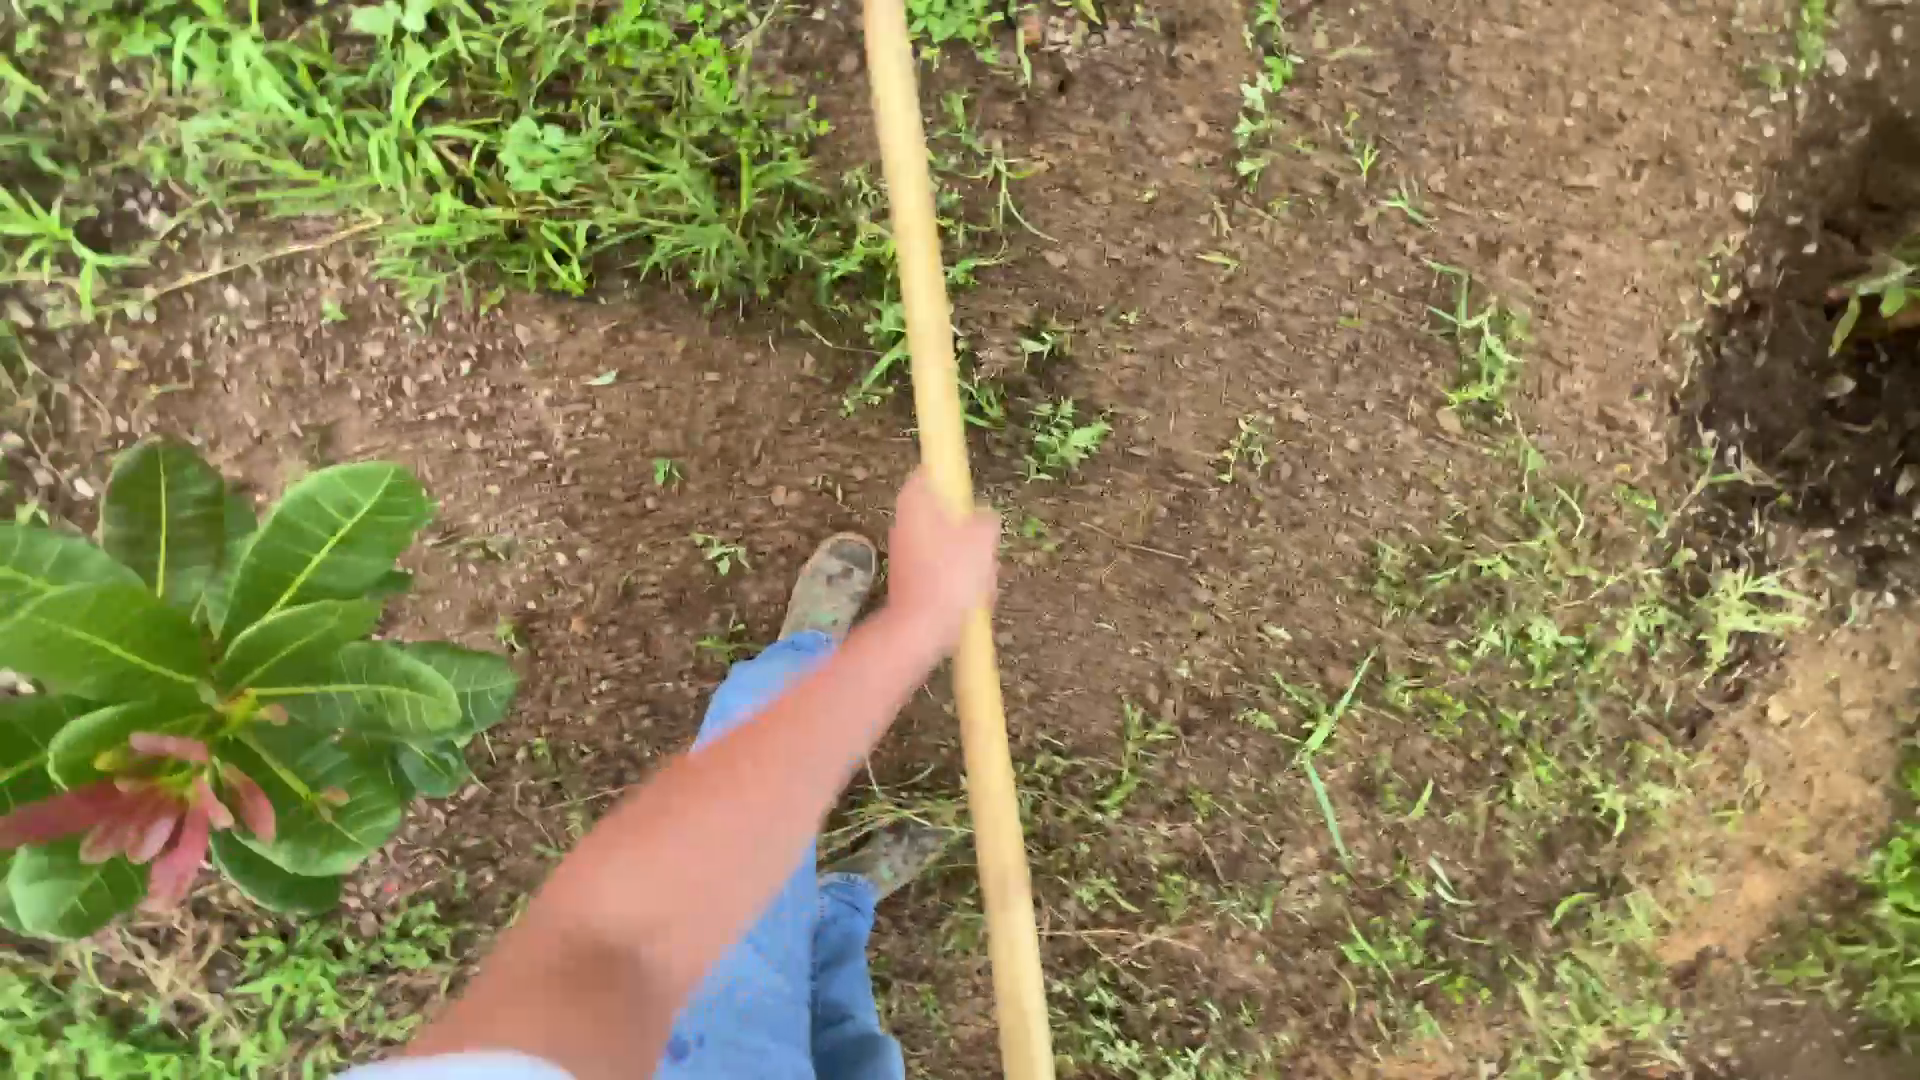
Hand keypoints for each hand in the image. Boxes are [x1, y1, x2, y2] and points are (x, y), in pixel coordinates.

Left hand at [884, 468, 998, 647]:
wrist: (921, 628)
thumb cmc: (950, 576)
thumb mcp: (981, 539)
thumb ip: (985, 519)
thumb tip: (984, 517)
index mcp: (916, 503)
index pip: (928, 473)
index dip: (950, 477)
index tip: (969, 490)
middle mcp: (905, 524)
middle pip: (944, 514)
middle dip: (969, 530)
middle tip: (984, 544)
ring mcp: (906, 554)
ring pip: (948, 546)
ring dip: (970, 560)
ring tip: (983, 579)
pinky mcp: (912, 580)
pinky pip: (943, 570)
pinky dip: (959, 580)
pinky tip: (974, 598)